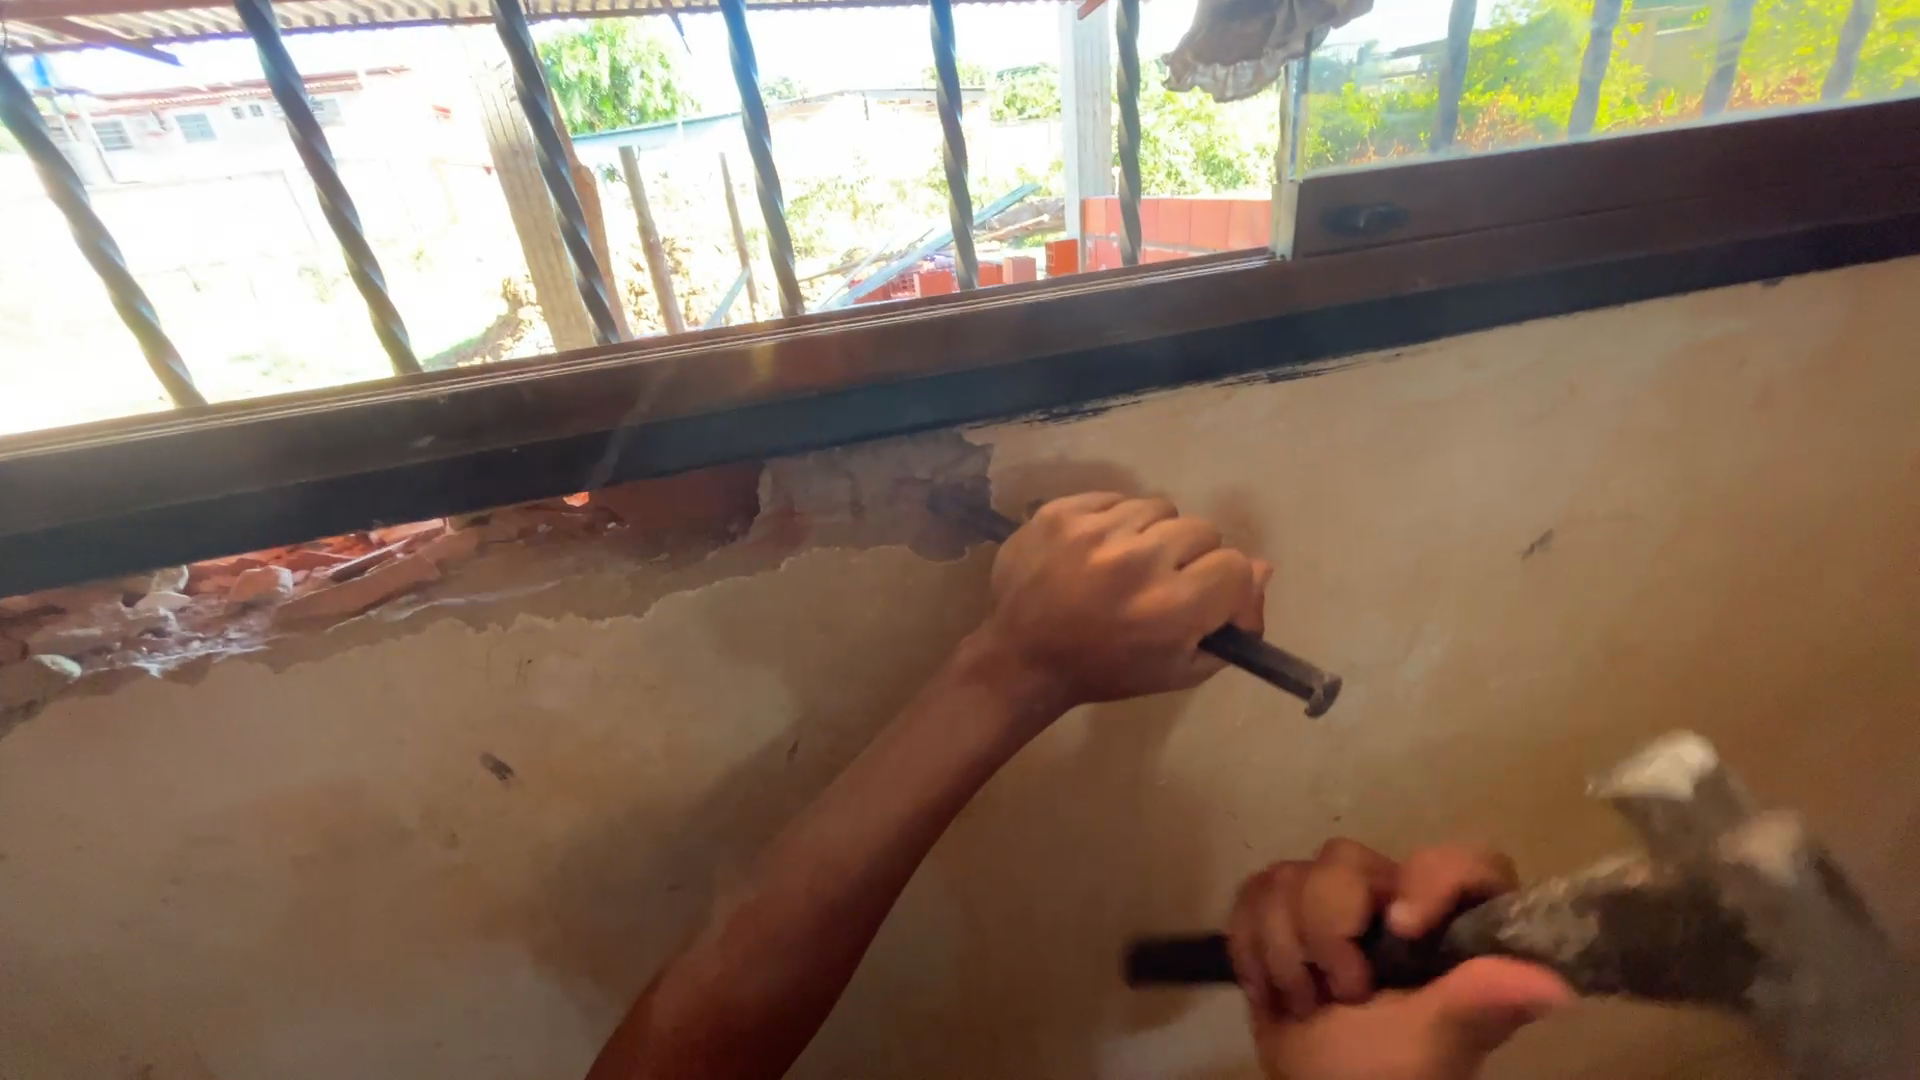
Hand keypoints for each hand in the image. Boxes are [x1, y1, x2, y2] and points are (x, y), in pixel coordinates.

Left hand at [973, 492, 1271, 709]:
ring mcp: (1094, 530)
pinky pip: (1115, 498)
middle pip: (1202, 530)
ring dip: (1154, 534)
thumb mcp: (1178, 669)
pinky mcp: (1061, 512)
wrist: (1024, 656)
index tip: (1210, 599)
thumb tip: (1261, 567)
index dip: (1229, 585)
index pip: (1237, 565)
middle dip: (1192, 558)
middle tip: (1164, 582)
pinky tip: (1100, 548)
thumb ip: (1229, 624)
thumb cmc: (1105, 670)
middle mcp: (1137, 560)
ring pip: (1159, 508)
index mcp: (1171, 606)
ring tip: (1129, 562)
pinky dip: (1116, 520)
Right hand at [1229, 840, 1572, 1079]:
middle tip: (1341, 992)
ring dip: (1283, 951)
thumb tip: (1553, 986)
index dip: (1434, 877)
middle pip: (1344, 860)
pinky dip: (1251, 945)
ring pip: (1287, 874)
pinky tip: (1271, 987)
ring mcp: (1325, 896)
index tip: (1402, 927)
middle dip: (1325, 931)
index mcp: (1444, 929)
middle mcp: (1388, 899)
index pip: (1465, 862)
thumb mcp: (1428, 1050)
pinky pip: (1250, 892)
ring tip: (1303, 1000)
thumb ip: (1472, 1005)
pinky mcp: (1275, 903)